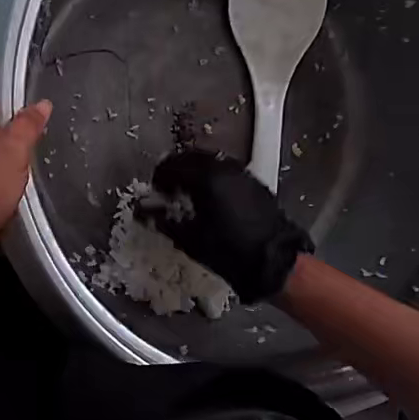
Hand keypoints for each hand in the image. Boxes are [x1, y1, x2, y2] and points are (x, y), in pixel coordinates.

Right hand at [138, 150, 313, 303]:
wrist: (274, 262)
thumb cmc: (228, 253)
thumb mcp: (189, 239)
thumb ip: (163, 220)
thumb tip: (144, 211)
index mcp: (205, 179)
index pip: (172, 166)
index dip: (159, 178)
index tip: (156, 190)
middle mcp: (224, 169)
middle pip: (191, 157)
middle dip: (176, 170)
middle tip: (168, 188)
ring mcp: (242, 173)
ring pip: (210, 161)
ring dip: (195, 171)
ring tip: (188, 192)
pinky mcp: (255, 183)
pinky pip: (227, 170)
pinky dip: (213, 177)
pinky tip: (211, 197)